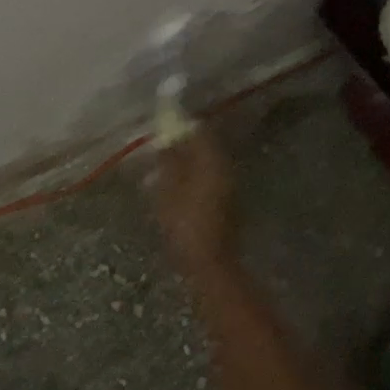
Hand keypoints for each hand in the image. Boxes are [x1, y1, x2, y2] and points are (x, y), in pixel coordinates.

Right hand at [155, 129, 237, 274]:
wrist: (209, 263)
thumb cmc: (185, 224)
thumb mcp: (167, 190)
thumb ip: (168, 163)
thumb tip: (166, 142)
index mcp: (212, 163)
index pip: (200, 132)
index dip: (181, 126)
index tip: (164, 125)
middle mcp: (226, 170)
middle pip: (205, 147)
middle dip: (184, 144)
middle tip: (161, 147)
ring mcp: (229, 188)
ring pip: (207, 164)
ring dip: (188, 162)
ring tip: (164, 167)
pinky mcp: (226, 204)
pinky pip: (208, 180)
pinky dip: (192, 178)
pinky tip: (175, 186)